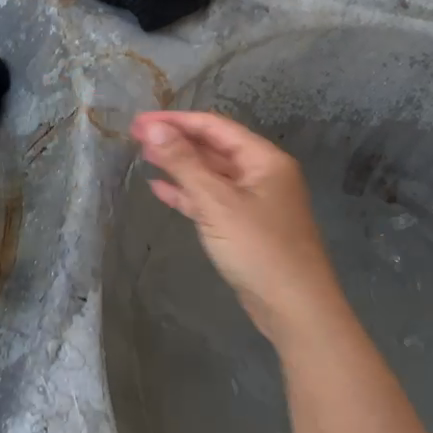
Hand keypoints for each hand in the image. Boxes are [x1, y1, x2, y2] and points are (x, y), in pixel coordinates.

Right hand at [132, 111, 343, 344]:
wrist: (297, 312)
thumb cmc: (260, 249)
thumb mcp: (216, 202)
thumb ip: (183, 162)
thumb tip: (153, 127)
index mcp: (264, 160)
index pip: (213, 126)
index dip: (174, 120)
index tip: (138, 121)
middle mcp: (262, 174)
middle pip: (213, 147)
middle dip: (175, 139)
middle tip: (135, 136)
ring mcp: (255, 201)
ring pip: (210, 173)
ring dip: (178, 164)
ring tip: (143, 155)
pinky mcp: (245, 226)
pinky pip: (212, 199)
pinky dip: (187, 192)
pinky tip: (159, 189)